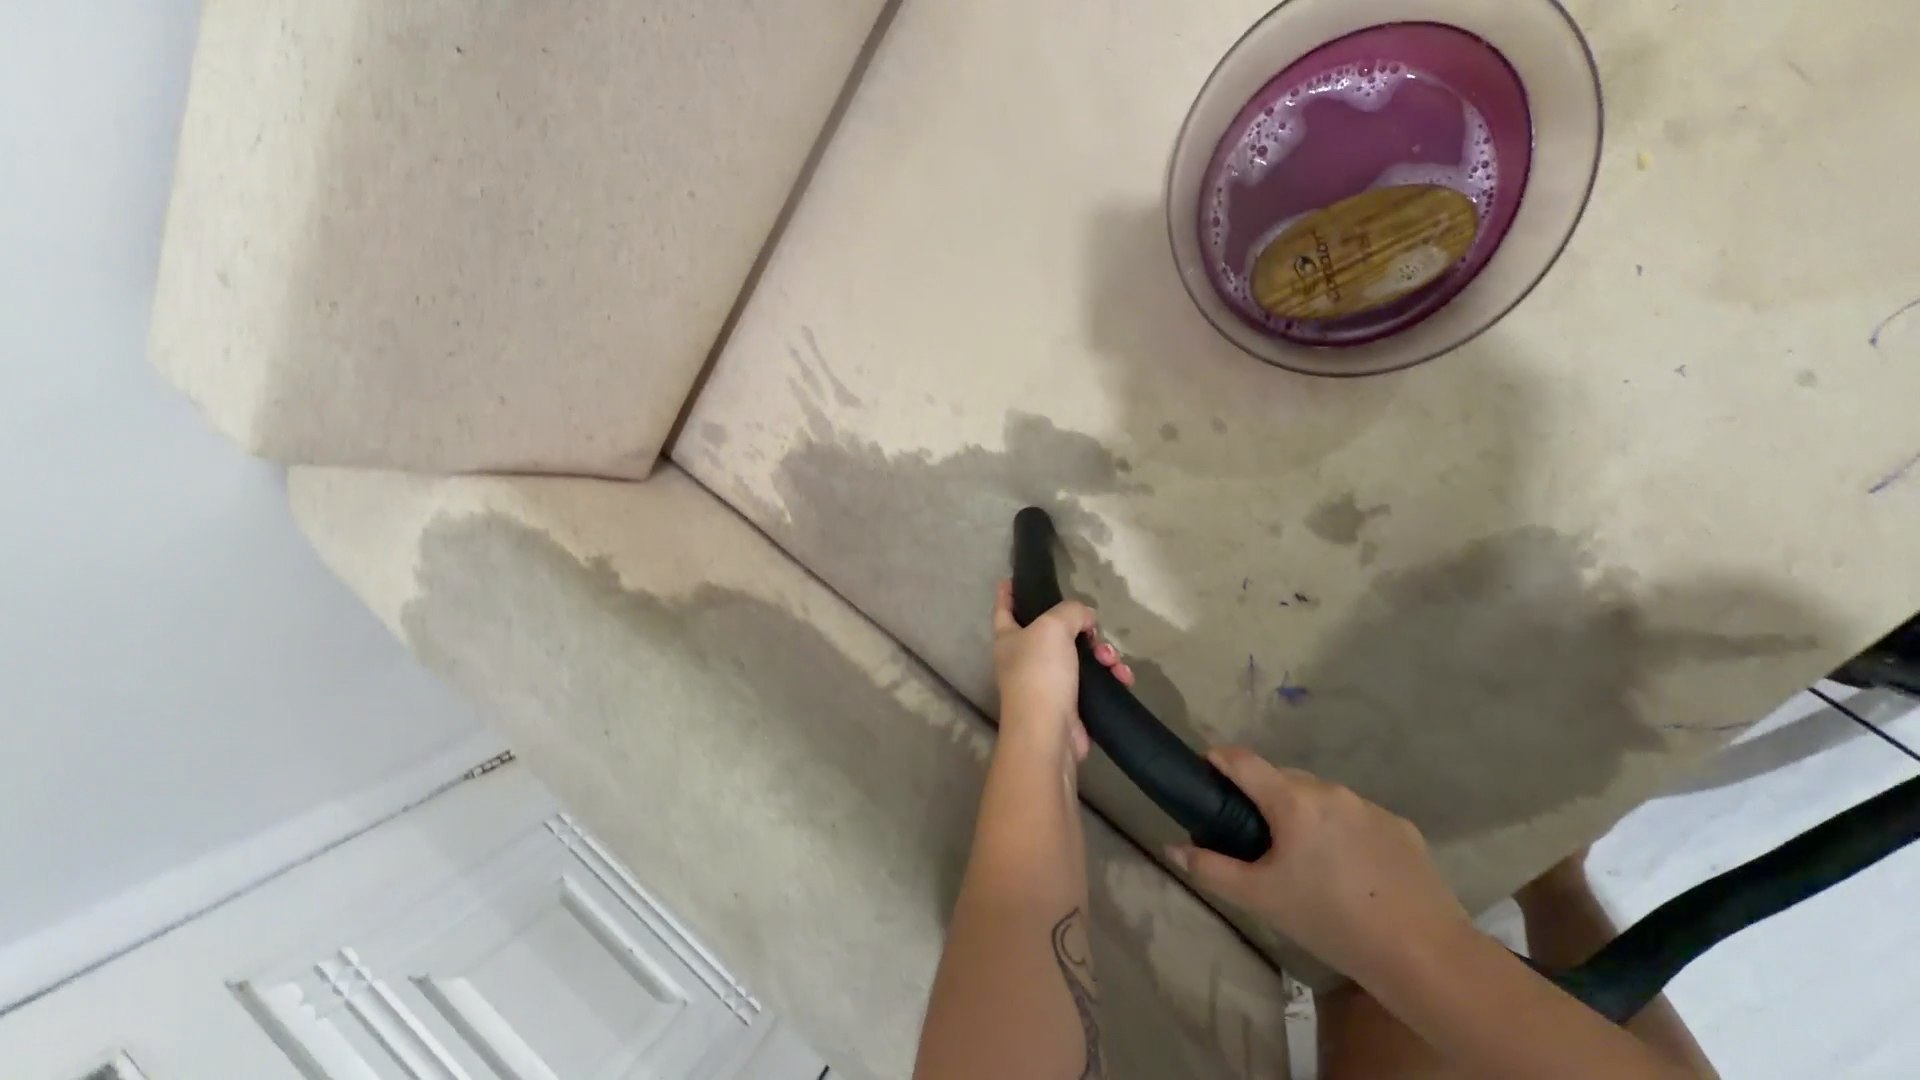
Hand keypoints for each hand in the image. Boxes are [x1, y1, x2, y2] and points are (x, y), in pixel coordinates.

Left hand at [989, 580, 1132, 764]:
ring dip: (1103, 653)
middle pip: (1055, 631)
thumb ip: (1071, 612)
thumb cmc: (1040, 673)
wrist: (1049, 731)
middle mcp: (1025, 659)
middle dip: (1082, 627)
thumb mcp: (1053, 626)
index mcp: (1009, 639)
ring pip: (1081, 654)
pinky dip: (1111, 676)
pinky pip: (1096, 680)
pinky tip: (1123, 677)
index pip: (1004, 609)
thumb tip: (1086, 621)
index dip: (1007, 593)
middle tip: (1094, 630)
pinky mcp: (1072, 702)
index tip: (1010, 579)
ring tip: (1111, 660)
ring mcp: (1048, 682)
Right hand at [1169, 747, 1471, 983]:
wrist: (1422, 953)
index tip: (1206, 771)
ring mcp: (1371, 807)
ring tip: (1304, 857)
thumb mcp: (1260, 899)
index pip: (1244, 759)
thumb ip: (1211, 869)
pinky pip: (1357, 816)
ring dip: (1304, 812)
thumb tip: (1172, 848)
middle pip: (1283, 777)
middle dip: (1263, 794)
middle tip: (1254, 834)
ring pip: (1322, 796)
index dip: (1219, 758)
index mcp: (1293, 801)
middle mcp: (1332, 791)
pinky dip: (1341, 831)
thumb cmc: (1329, 921)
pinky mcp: (1401, 827)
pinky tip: (1349, 871)